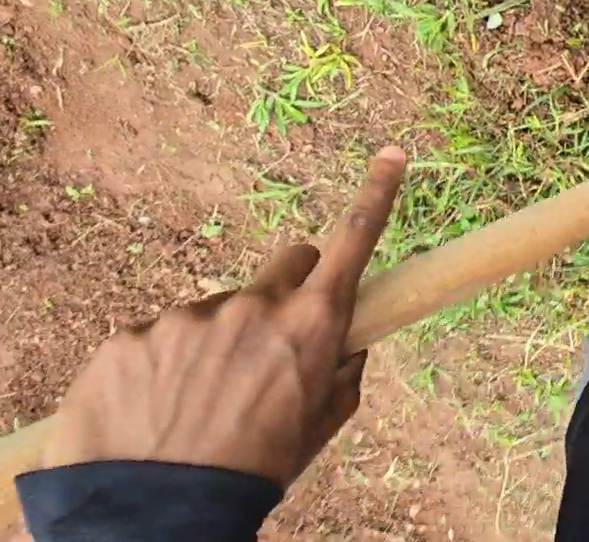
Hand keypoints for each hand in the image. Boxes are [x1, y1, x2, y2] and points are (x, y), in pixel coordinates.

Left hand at [41, 147, 408, 485]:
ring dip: (217, 337)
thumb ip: (345, 366)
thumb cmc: (258, 466)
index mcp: (314, 320)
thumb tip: (346, 340)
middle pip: (287, 263)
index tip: (394, 153)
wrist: (150, 522)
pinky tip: (154, 405)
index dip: (379, 190)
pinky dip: (161, 361)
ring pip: (218, 309)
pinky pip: (157, 336)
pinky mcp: (125, 341)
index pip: (356, 237)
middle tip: (267, 343)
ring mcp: (186, 320)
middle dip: (288, 289)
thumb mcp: (325, 417)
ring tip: (194, 398)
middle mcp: (255, 306)